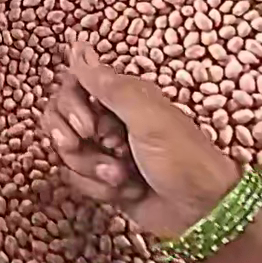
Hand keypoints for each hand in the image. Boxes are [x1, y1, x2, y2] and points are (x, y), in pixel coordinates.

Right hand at [43, 40, 240, 237]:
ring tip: (122, 177)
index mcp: (121, 97)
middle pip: (59, 118)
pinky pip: (75, 178)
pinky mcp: (101, 179)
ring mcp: (103, 150)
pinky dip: (97, 188)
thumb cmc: (182, 160)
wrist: (203, 216)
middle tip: (96, 149)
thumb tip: (77, 46)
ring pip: (66, 151)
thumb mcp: (148, 118)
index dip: (69, 107)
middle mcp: (108, 119)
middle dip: (72, 141)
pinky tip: (124, 192)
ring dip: (91, 167)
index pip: (70, 87)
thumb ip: (108, 85)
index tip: (87, 127)